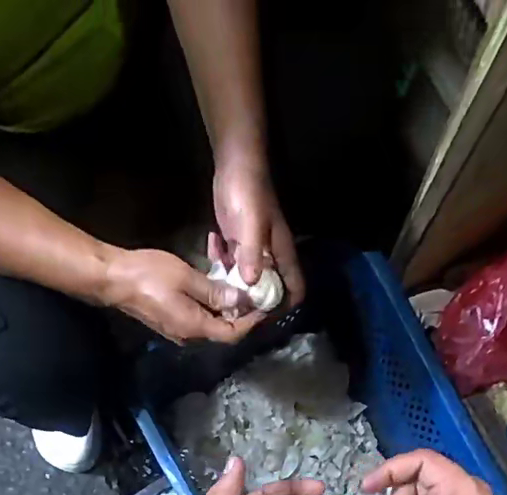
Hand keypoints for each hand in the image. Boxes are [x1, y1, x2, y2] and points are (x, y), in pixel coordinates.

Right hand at [98, 247, 258, 343]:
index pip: (232, 334)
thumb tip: (241, 302)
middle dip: (240, 315)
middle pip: (222, 331)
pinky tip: (213, 288)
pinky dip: (209, 307)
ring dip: (224, 310)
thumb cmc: (148, 275)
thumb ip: (215, 292)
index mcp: (195, 327)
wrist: (112, 279)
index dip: (250, 322)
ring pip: (209, 325)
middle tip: (253, 295)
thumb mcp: (186, 278)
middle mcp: (188, 335)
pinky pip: (197, 319)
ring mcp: (177, 330)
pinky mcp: (169, 322)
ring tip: (237, 289)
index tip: (263, 306)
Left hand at [212, 157, 304, 306]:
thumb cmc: (248, 193)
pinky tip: (211, 256)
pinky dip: (222, 265)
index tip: (266, 320)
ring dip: (235, 288)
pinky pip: (232, 264)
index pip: (295, 288)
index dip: (285, 307)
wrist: (236, 163)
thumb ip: (252, 253)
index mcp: (281, 254)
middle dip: (255, 304)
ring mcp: (253, 250)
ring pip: (248, 280)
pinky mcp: (237, 243)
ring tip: (218, 292)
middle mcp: (270, 257)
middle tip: (233, 312)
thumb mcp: (250, 224)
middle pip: (269, 290)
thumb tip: (251, 285)